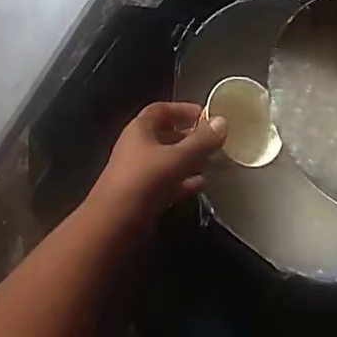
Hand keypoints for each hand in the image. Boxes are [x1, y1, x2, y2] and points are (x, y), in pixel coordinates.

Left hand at [87, 102, 226, 225]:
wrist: (113, 227)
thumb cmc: (143, 181)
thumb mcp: (176, 159)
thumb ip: (200, 142)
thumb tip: (223, 121)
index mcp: (139, 129)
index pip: (161, 110)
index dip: (182, 109)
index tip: (205, 115)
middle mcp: (137, 147)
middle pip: (165, 135)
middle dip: (189, 136)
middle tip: (213, 140)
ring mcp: (138, 173)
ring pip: (167, 160)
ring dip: (188, 160)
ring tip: (212, 161)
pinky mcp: (142, 197)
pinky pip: (167, 182)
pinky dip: (183, 181)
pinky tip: (201, 184)